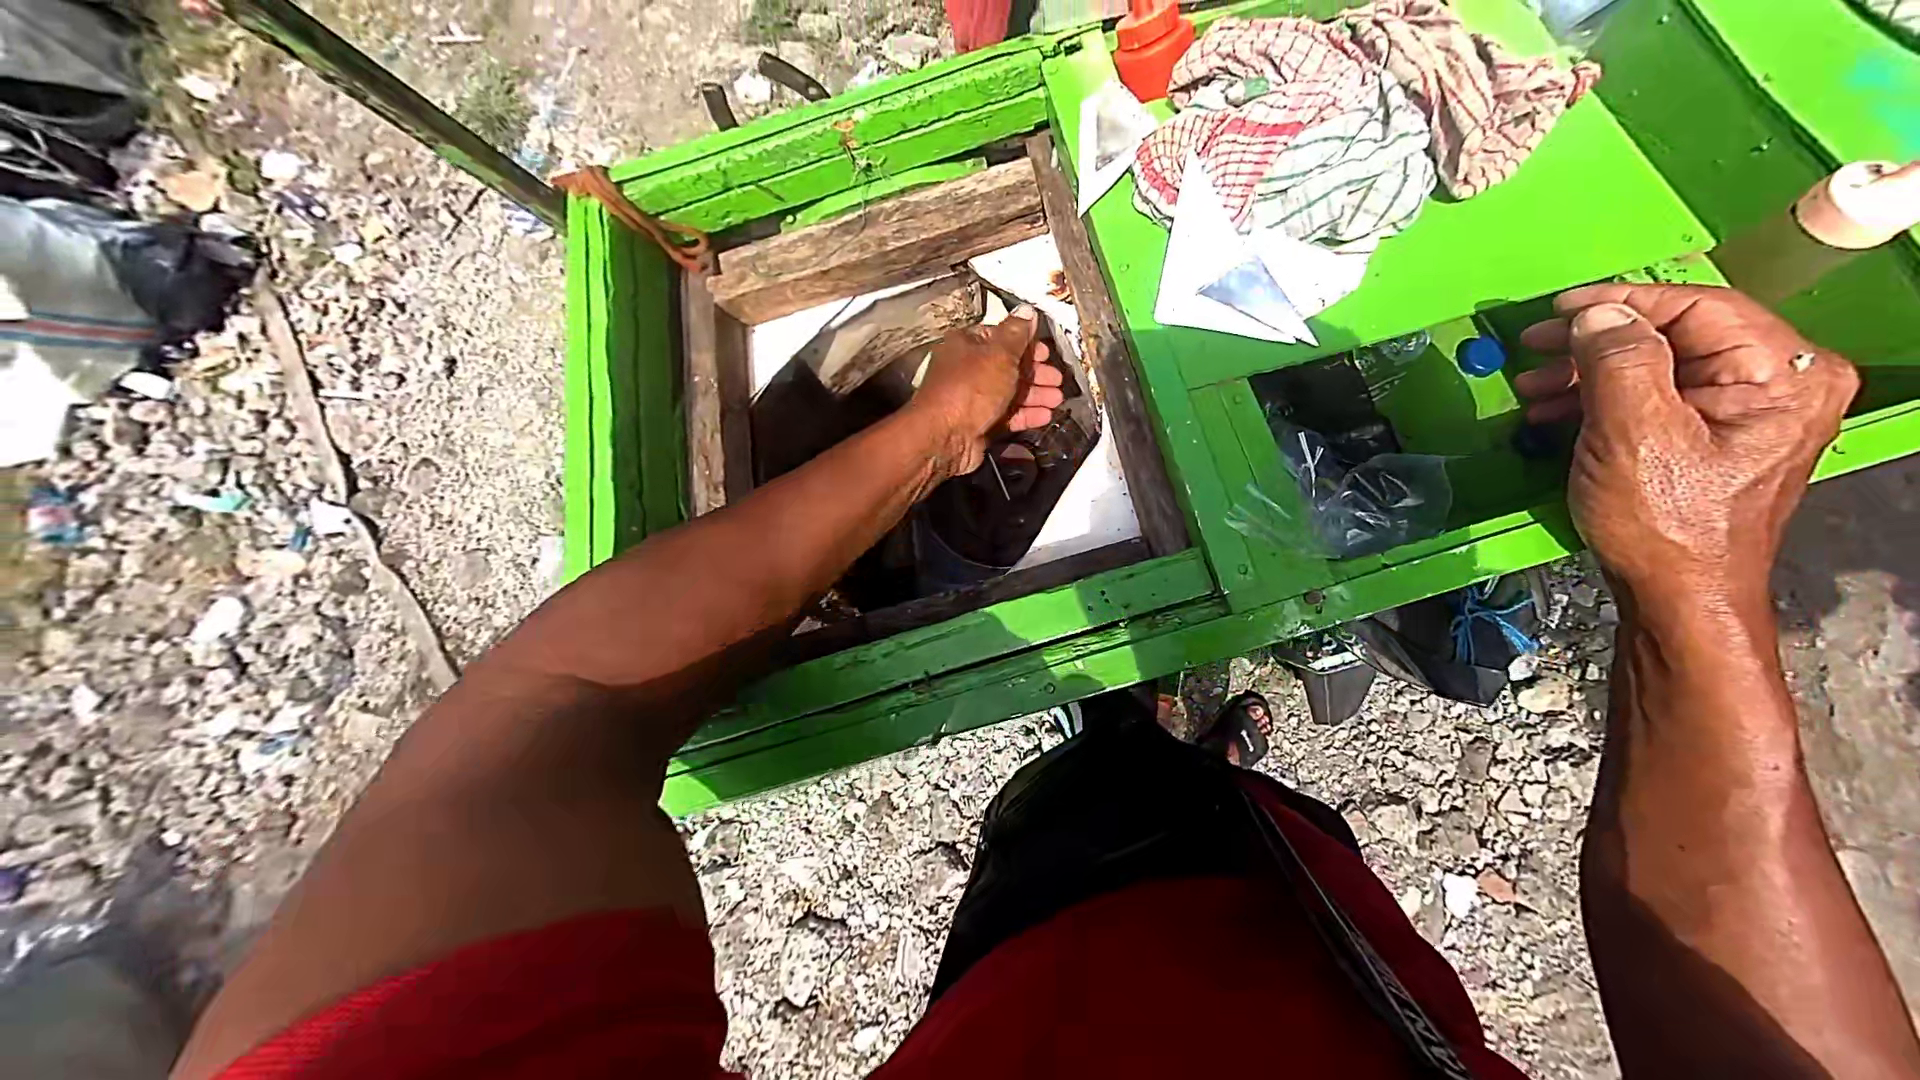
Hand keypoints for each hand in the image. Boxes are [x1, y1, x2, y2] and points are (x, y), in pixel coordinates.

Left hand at [909, 305, 1065, 476]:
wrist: (945, 437)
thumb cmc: (965, 392)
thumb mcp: (999, 354)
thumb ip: (1017, 334)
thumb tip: (1026, 312)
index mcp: (967, 345)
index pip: (1001, 338)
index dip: (1026, 344)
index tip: (1045, 352)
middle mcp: (967, 370)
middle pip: (1008, 367)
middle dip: (1035, 373)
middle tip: (1055, 378)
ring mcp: (972, 399)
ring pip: (1009, 394)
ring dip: (1035, 395)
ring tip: (1056, 398)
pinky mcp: (978, 424)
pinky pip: (1006, 417)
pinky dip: (1026, 415)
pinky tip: (1043, 416)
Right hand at [1513, 284, 1856, 605]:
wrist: (1674, 591)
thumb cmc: (1660, 517)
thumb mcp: (1634, 435)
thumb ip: (1620, 363)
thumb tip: (1597, 314)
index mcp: (1780, 374)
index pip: (1700, 308)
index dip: (1623, 301)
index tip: (1556, 309)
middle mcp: (1774, 383)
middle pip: (1675, 335)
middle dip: (1596, 341)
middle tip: (1534, 348)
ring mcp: (1739, 412)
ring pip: (1655, 367)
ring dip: (1586, 373)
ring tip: (1531, 388)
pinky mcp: (1704, 437)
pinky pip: (1650, 398)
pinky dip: (1596, 399)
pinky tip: (1553, 411)